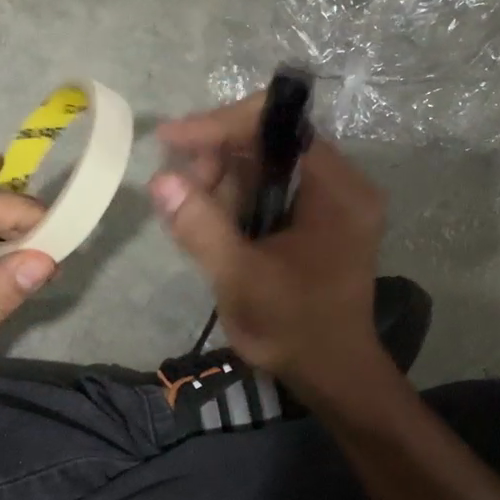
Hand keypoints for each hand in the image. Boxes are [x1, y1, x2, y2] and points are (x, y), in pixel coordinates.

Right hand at [148, 95, 388, 400]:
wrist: (331, 374)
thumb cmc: (293, 328)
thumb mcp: (240, 278)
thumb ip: (200, 226)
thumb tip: (160, 180)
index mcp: (336, 190)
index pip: (277, 126)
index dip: (220, 125)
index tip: (169, 139)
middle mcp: (339, 185)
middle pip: (269, 141)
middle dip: (216, 158)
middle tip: (176, 190)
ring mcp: (328, 203)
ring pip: (263, 165)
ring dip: (219, 181)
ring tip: (187, 212)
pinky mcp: (314, 222)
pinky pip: (267, 191)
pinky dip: (232, 199)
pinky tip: (207, 222)